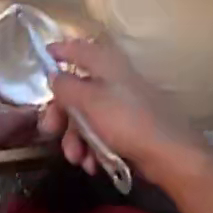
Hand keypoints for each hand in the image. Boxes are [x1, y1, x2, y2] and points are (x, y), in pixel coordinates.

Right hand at [46, 37, 210, 183]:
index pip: (77, 47)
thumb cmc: (125, 120)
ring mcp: (122, 103)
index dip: (58, 51)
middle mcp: (113, 79)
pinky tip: (92, 164)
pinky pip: (101, 132)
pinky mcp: (129, 126)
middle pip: (75, 89)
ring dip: (75, 138)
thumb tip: (53, 75)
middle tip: (50, 131)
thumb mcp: (88, 101)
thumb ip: (65, 85)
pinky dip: (92, 147)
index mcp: (105, 63)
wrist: (171, 155)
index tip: (42, 59)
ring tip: (77, 159)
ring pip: (86, 115)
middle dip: (61, 115)